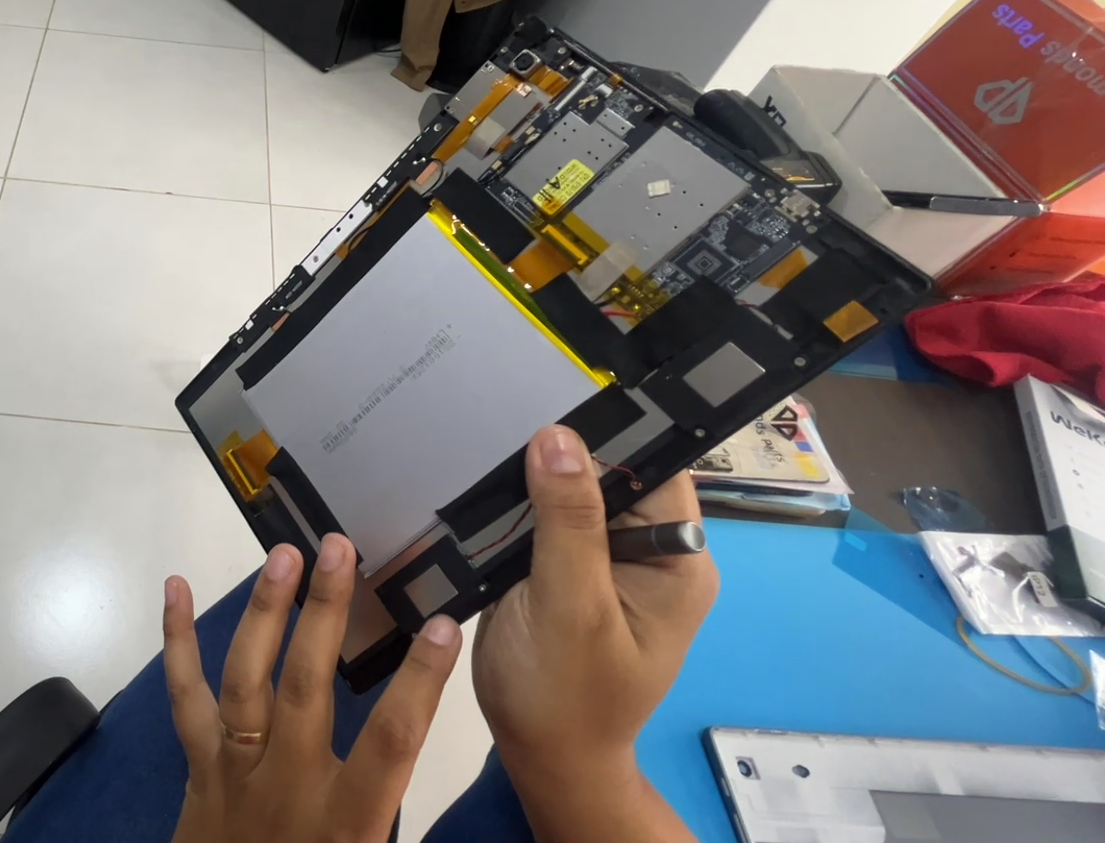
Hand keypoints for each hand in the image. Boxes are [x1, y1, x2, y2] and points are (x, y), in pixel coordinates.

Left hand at [163, 534, 462, 842]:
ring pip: (246, 678)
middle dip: (325, 612)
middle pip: (308, 686)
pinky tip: (176, 586)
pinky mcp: (197, 761)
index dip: (420, 683)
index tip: (444, 624)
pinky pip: (185, 695)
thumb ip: (388, 805)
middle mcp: (287, 782)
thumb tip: (413, 747)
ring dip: (264, 611)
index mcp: (345, 821)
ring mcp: (234, 766)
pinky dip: (178, 639)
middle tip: (339, 547)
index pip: (393, 742)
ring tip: (283, 555)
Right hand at [472, 425, 717, 841]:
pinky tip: (471, 474)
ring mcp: (592, 557)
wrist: (538, 753)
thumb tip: (558, 436)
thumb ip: (568, 522)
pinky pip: (533, 516)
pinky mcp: (551, 565)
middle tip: (499, 402)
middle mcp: (639, 550)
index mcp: (671, 559)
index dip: (611, 432)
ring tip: (478, 427)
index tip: (553, 391)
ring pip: (563, 491)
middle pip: (604, 474)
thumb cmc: (567, 691)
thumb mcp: (573, 606)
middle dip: (558, 445)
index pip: (652, 470)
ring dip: (526, 469)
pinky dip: (506, 498)